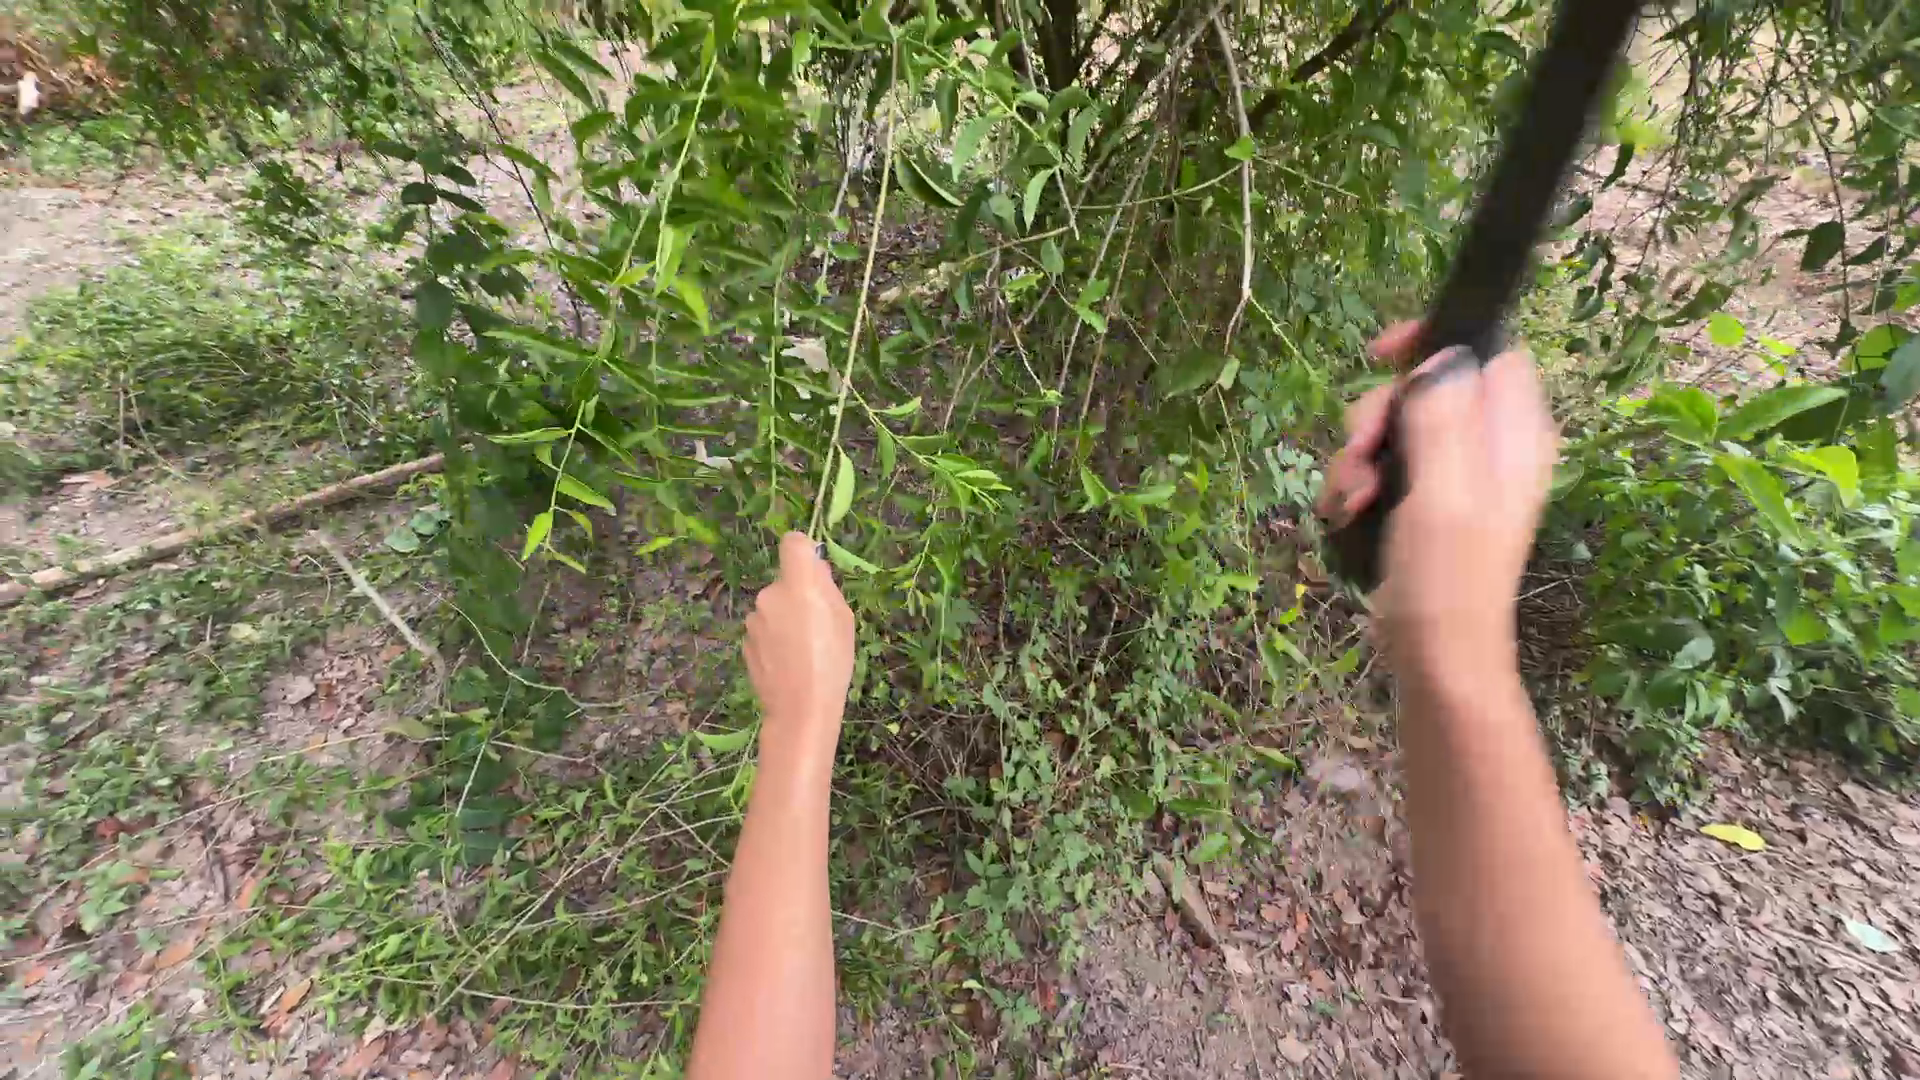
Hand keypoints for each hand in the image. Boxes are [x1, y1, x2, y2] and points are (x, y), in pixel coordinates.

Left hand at [744, 532, 854, 764]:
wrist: (800, 709)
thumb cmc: (832, 662)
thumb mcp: (844, 620)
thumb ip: (826, 588)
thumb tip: (815, 569)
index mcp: (797, 585)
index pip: (792, 543)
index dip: (803, 549)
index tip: (813, 568)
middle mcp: (769, 595)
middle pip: (784, 581)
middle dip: (798, 594)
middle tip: (818, 624)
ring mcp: (753, 620)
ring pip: (773, 607)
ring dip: (785, 618)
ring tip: (803, 649)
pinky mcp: (744, 642)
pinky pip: (764, 629)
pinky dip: (774, 638)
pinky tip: (787, 662)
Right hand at [1319, 322, 1557, 689]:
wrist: (1434, 648)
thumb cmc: (1444, 573)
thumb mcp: (1443, 491)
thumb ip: (1444, 417)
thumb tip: (1440, 358)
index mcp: (1515, 434)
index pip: (1487, 354)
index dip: (1435, 346)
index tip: (1379, 357)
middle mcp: (1488, 446)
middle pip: (1425, 390)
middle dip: (1376, 417)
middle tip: (1359, 454)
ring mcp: (1452, 475)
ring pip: (1392, 431)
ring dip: (1356, 458)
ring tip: (1351, 501)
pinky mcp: (1421, 500)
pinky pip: (1380, 468)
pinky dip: (1354, 485)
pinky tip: (1346, 512)